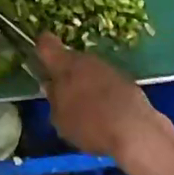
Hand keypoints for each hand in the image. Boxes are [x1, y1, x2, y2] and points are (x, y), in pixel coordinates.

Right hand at [34, 34, 173, 163]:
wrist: (135, 130)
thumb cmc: (89, 124)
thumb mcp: (60, 119)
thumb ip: (53, 98)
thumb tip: (51, 86)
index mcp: (64, 64)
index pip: (46, 44)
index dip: (40, 47)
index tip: (38, 58)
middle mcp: (86, 59)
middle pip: (69, 58)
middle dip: (64, 72)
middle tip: (61, 94)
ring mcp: (108, 67)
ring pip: (88, 69)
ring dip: (84, 82)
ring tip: (84, 107)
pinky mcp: (125, 79)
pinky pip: (105, 81)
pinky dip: (101, 91)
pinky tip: (103, 112)